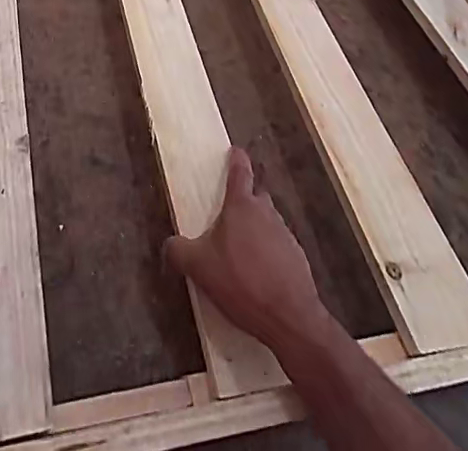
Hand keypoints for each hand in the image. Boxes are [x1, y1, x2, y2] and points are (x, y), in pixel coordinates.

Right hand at [163, 147, 334, 352]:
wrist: (290, 318)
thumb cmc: (241, 281)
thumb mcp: (198, 266)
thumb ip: (178, 251)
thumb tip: (169, 245)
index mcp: (241, 206)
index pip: (239, 172)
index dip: (236, 159)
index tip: (235, 150)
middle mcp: (266, 213)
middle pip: (255, 197)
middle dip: (244, 200)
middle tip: (227, 216)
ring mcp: (286, 235)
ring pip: (267, 223)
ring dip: (255, 230)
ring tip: (239, 254)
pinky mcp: (297, 258)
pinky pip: (277, 247)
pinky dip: (267, 253)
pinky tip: (257, 276)